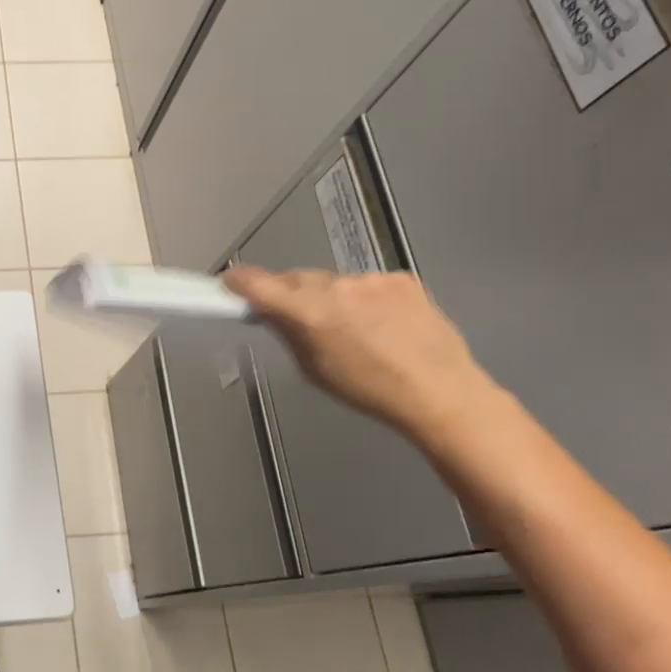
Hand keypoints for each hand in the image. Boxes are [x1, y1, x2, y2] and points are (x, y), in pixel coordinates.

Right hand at [223, 267, 499, 439]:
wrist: (441, 392)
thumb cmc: (370, 391)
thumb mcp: (314, 370)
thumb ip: (289, 333)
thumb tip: (272, 313)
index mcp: (309, 313)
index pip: (259, 284)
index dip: (239, 282)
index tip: (230, 283)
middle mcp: (336, 288)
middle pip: (297, 279)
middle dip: (290, 293)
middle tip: (296, 317)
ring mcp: (371, 280)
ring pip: (335, 282)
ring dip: (331, 297)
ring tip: (351, 328)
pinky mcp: (401, 279)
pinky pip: (368, 283)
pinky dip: (365, 298)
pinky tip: (381, 324)